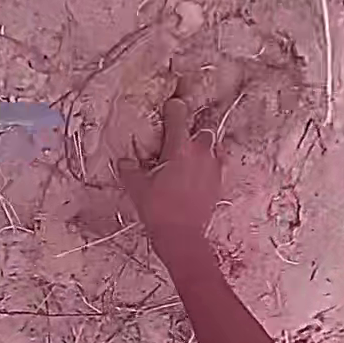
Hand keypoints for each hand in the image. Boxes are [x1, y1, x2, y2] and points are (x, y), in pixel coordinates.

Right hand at [118, 97, 221, 243]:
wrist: (182, 236)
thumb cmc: (159, 210)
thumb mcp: (137, 188)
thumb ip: (130, 170)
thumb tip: (125, 162)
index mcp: (180, 148)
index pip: (178, 115)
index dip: (173, 108)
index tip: (170, 106)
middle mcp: (201, 153)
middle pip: (203, 128)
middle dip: (192, 128)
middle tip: (180, 134)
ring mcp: (213, 168)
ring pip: (213, 145)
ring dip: (203, 145)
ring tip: (190, 153)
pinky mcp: (218, 183)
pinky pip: (217, 164)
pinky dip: (208, 163)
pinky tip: (198, 172)